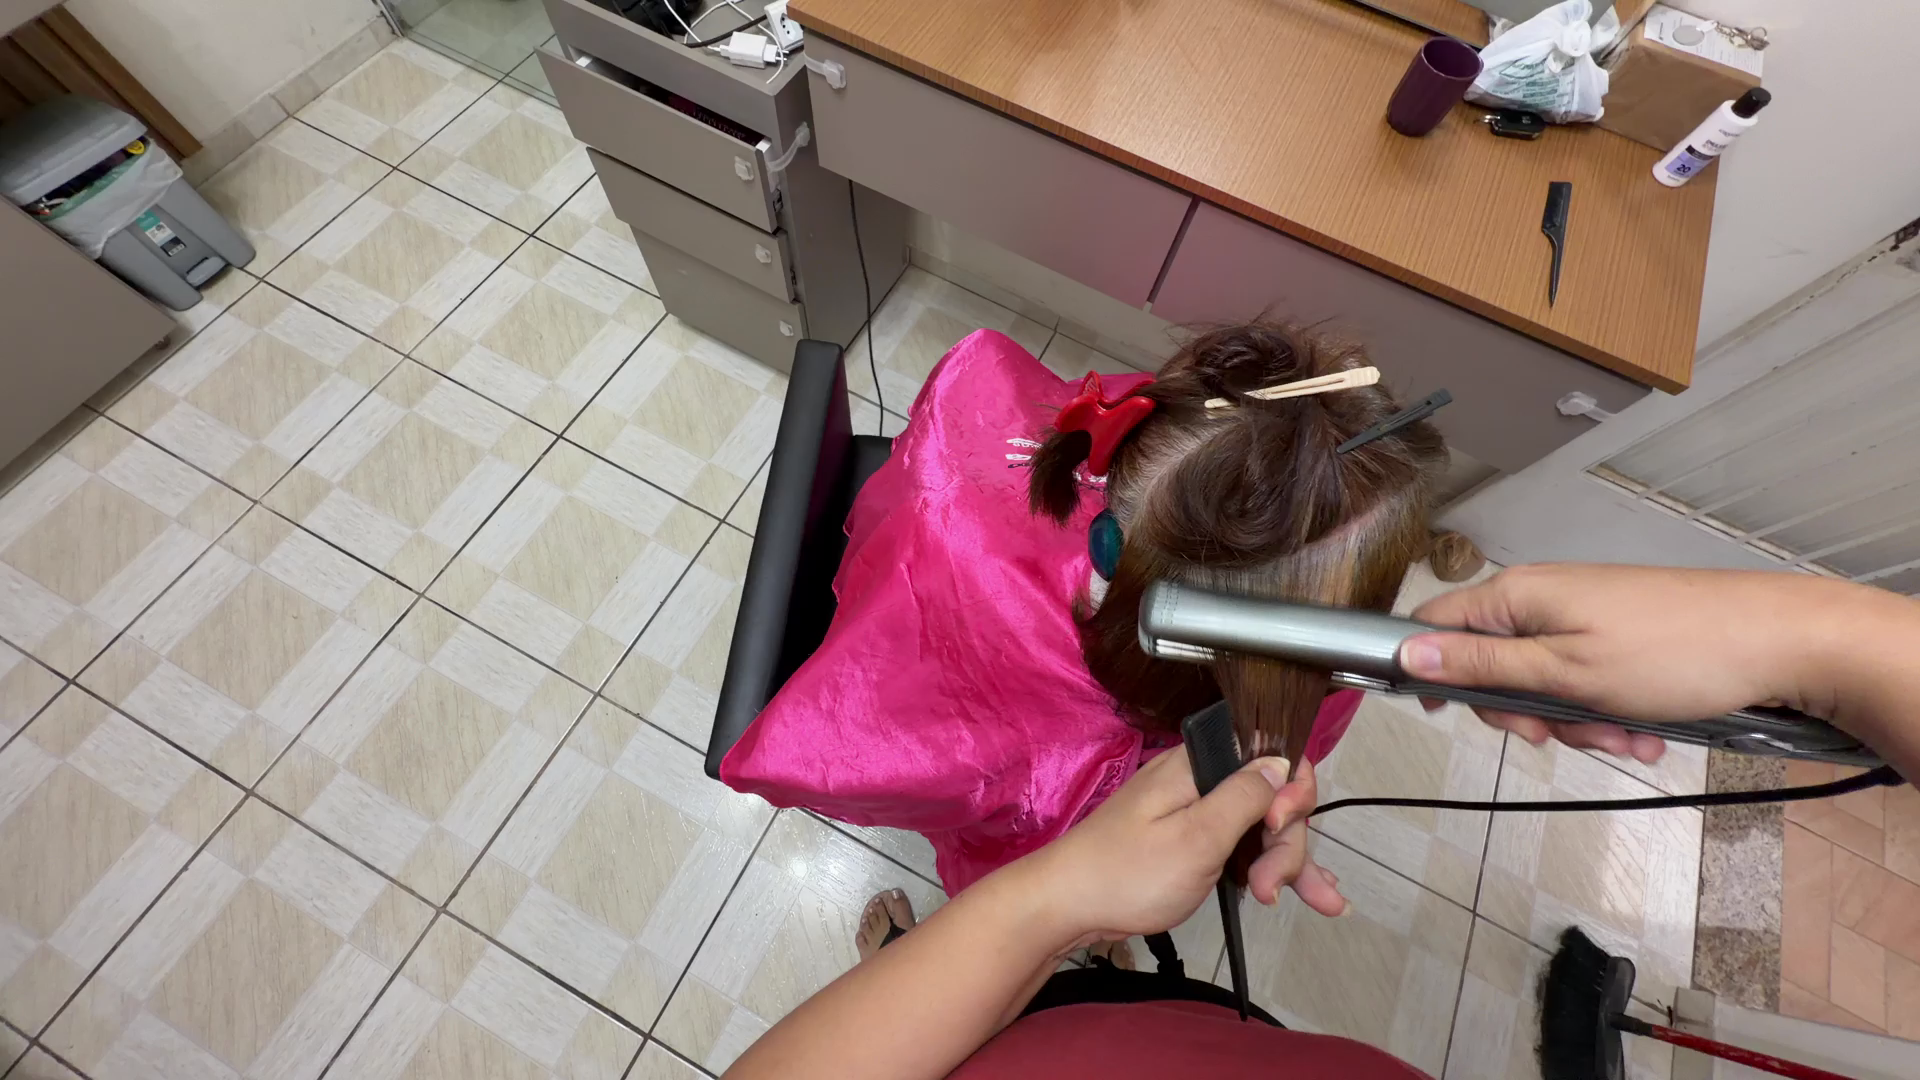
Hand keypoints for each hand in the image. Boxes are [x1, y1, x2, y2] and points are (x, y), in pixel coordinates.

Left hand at [1018, 749, 1346, 950]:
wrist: (1071, 902)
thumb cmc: (1132, 871)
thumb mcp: (1198, 836)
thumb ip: (1243, 796)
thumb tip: (1281, 759)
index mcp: (1198, 766)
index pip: (1268, 753)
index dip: (1291, 790)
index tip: (1279, 827)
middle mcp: (1198, 779)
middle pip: (1269, 797)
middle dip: (1282, 841)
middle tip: (1268, 888)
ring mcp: (1194, 810)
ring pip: (1258, 825)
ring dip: (1281, 861)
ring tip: (1274, 900)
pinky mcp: (1190, 839)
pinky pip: (1239, 845)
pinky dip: (1266, 867)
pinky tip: (1300, 893)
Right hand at [1400, 564, 1858, 758]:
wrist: (1794, 641)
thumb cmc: (1668, 655)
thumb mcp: (1563, 672)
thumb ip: (1479, 664)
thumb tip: (1405, 654)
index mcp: (1512, 596)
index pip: (1432, 623)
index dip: (1427, 667)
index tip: (1448, 712)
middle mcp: (1536, 596)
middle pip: (1486, 658)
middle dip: (1518, 707)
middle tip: (1553, 737)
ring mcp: (1576, 611)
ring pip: (1537, 674)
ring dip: (1569, 717)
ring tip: (1622, 740)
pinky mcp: (1611, 627)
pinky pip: (1578, 671)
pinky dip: (1599, 706)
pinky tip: (1639, 731)